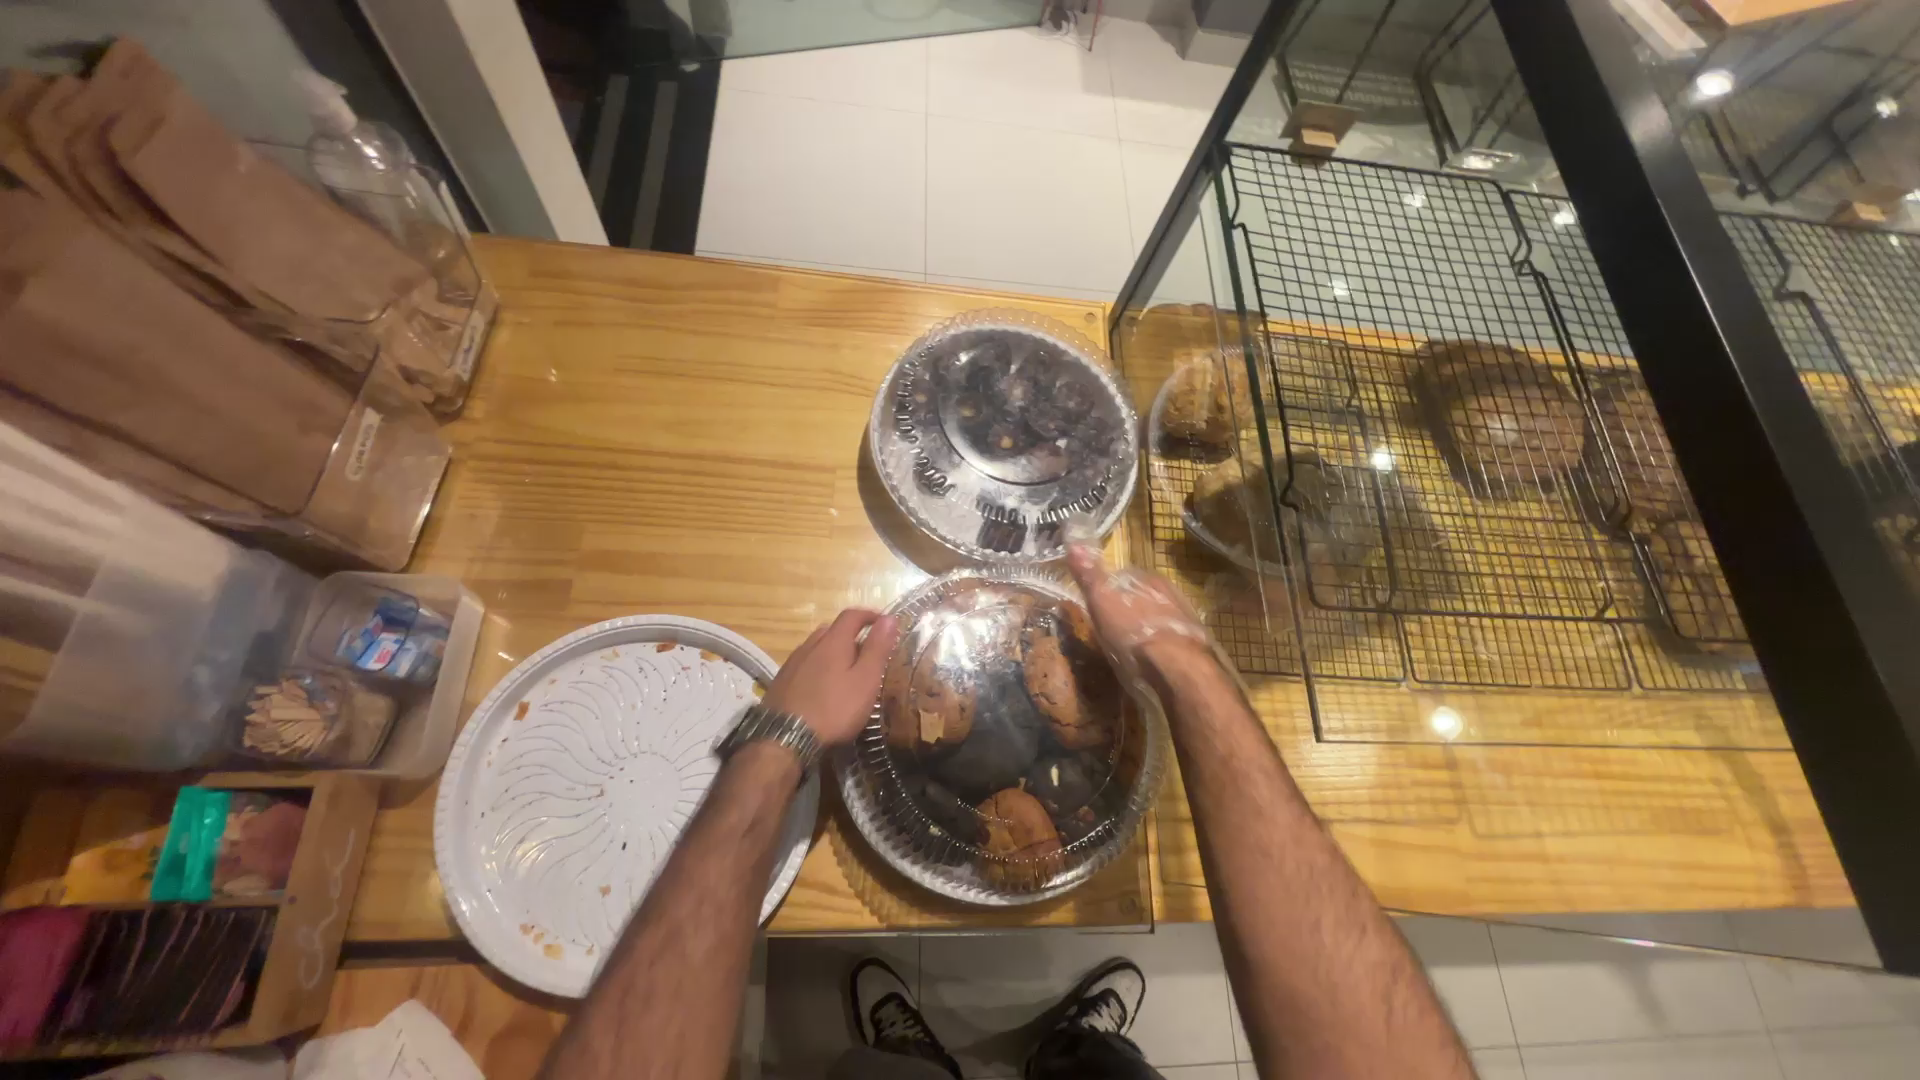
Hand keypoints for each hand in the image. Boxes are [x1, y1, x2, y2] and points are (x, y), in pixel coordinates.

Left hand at [764, 608, 900, 747]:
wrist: (785, 738)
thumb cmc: (834, 709)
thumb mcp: (865, 680)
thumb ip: (877, 648)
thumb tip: (890, 617)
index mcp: (832, 642)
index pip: (851, 615)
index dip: (869, 615)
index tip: (884, 622)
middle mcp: (809, 646)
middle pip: (832, 630)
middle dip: (851, 635)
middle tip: (867, 653)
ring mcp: (792, 664)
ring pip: (816, 648)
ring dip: (833, 653)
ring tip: (846, 673)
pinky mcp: (781, 682)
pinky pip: (804, 665)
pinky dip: (818, 668)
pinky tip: (822, 689)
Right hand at [1064, 544, 1214, 678]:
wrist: (1177, 669)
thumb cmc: (1134, 634)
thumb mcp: (1103, 603)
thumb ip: (1090, 575)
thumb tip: (1074, 543)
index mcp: (1147, 579)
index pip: (1123, 576)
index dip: (1108, 590)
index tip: (1097, 605)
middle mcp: (1170, 593)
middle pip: (1142, 596)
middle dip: (1129, 609)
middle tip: (1113, 629)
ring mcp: (1186, 618)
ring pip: (1158, 617)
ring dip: (1146, 627)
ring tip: (1132, 647)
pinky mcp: (1196, 644)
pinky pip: (1172, 638)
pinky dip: (1161, 646)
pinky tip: (1153, 660)